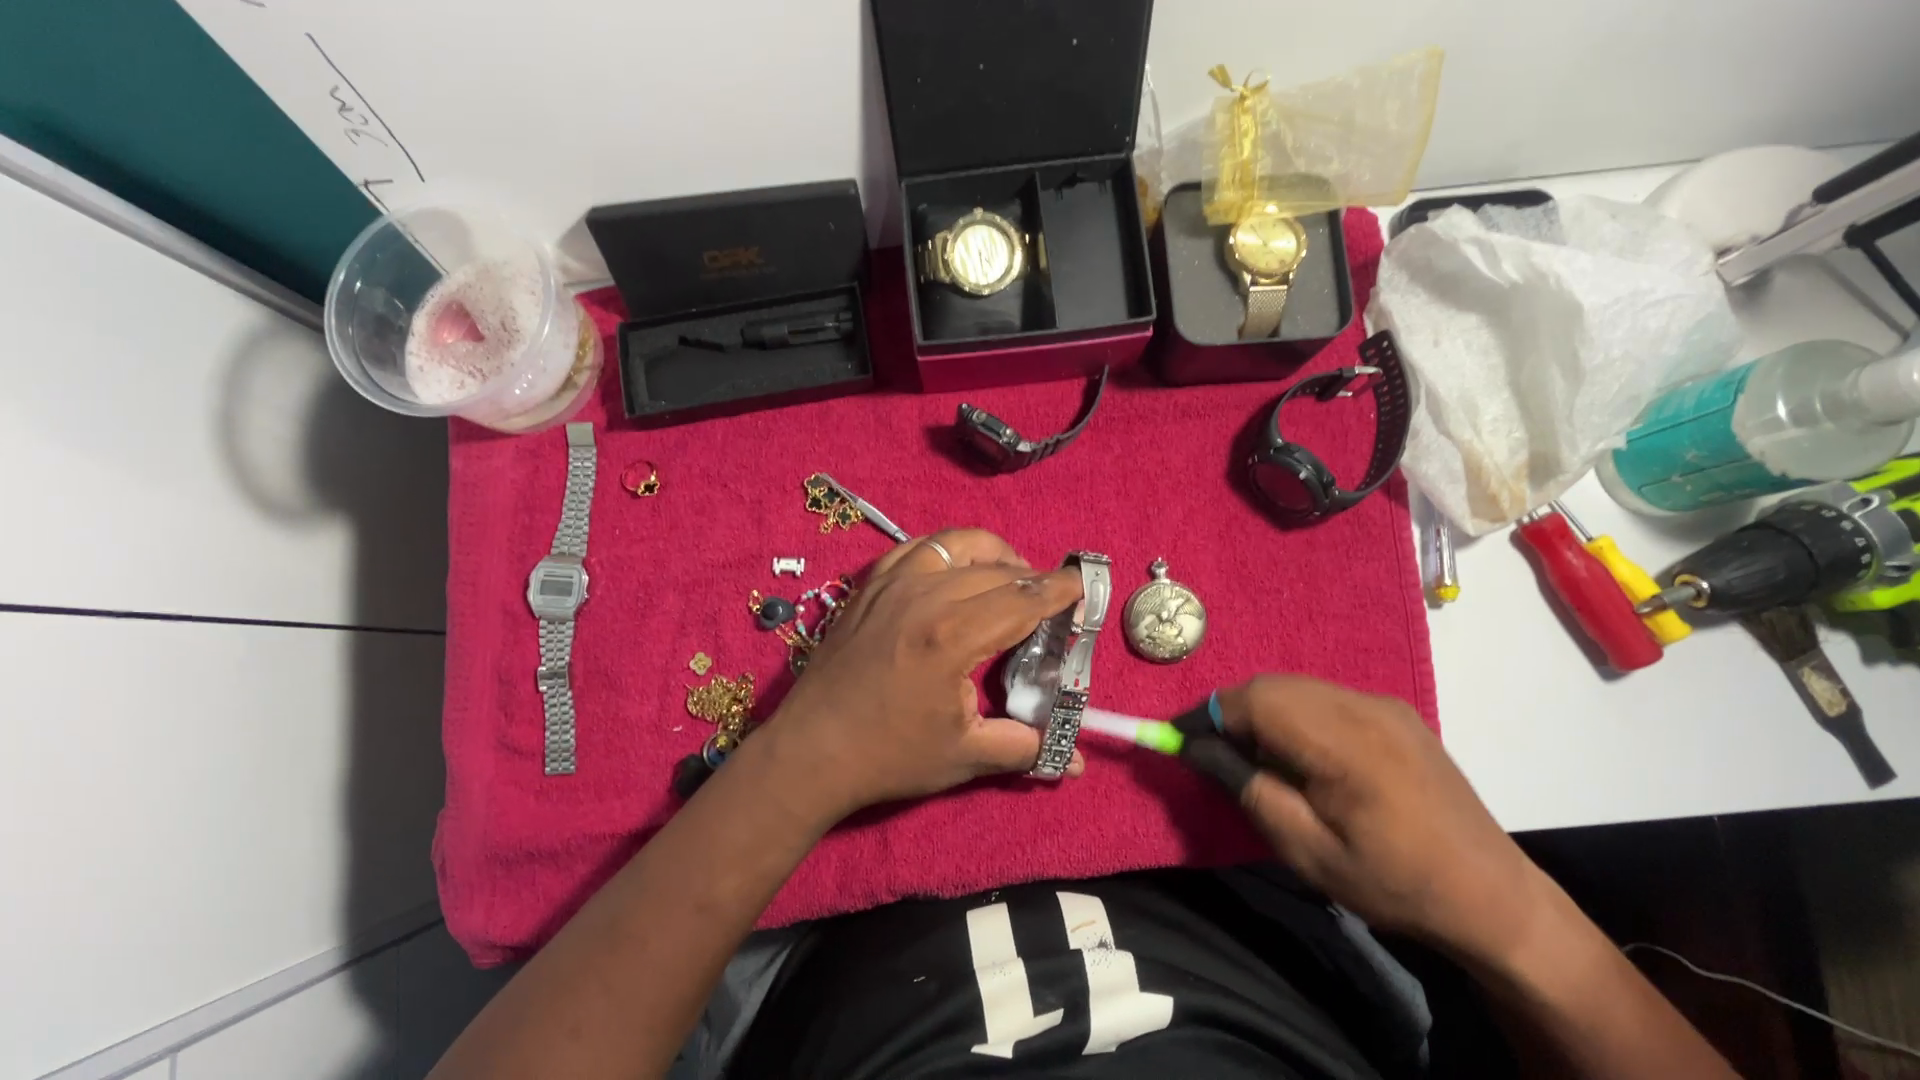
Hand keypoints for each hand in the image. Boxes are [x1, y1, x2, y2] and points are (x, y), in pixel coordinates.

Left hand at [751, 529, 1084, 821]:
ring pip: (955, 545)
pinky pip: (915, 548)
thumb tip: (1078, 763)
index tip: (1082, 585)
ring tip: (1008, 574)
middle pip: (996, 570)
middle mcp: (925, 596)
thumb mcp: (964, 756)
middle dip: (1031, 578)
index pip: (1022, 598)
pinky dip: (945, 551)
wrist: (810, 751)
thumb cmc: (889, 755)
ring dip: (991, 553)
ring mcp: (891, 585)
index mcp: (954, 635)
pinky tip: (953, 571)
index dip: (1058, 591)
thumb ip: (1025, 747)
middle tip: (1048, 599)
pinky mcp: (867, 587)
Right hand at [1216, 676, 1545, 963]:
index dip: (1208, 715)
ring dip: (1262, 713)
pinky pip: (1326, 699)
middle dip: (1232, 714)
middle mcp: (1365, 708)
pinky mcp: (1396, 715)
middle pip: (1273, 687)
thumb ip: (1248, 788)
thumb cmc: (1392, 882)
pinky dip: (1295, 716)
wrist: (1490, 894)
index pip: (1255, 700)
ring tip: (1252, 759)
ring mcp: (1385, 707)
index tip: (1179, 742)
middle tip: (1212, 756)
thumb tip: (1198, 748)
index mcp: (1344, 743)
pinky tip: (1298, 756)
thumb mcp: (1307, 850)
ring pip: (1298, 688)